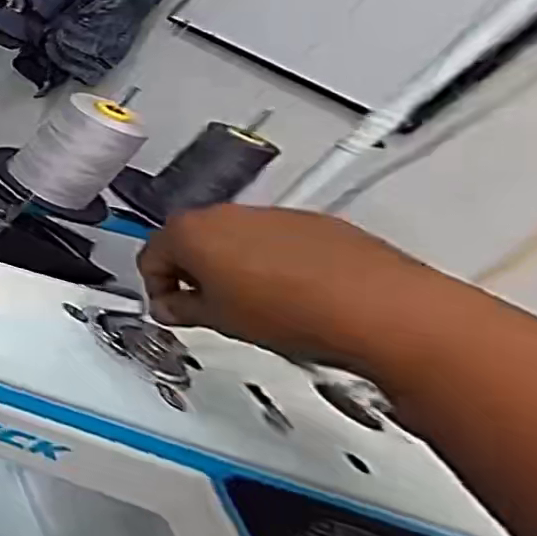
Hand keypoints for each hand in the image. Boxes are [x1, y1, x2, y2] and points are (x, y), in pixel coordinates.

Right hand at [137, 205, 449, 370]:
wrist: (386, 313)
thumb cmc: (300, 312)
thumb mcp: (219, 321)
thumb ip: (182, 309)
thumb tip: (176, 307)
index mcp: (188, 231)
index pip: (151, 256)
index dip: (158, 287)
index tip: (171, 308)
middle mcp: (224, 214)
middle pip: (191, 242)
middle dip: (196, 273)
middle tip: (210, 308)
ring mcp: (270, 216)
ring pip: (235, 240)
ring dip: (236, 268)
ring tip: (258, 308)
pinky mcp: (314, 224)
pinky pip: (279, 241)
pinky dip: (277, 264)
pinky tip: (294, 298)